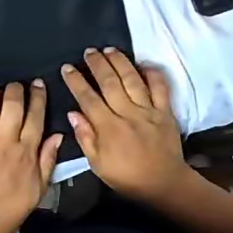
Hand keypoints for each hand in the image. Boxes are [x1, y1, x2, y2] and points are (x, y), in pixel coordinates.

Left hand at [0, 80, 61, 232]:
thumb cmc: (11, 209)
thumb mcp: (39, 188)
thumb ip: (48, 160)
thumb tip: (58, 135)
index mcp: (26, 151)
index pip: (35, 115)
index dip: (38, 96)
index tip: (38, 84)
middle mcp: (4, 141)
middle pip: (11, 104)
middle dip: (15, 89)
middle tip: (16, 86)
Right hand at [61, 47, 192, 203]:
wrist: (162, 183)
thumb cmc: (126, 177)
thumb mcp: (98, 164)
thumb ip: (85, 137)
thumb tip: (73, 113)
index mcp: (108, 127)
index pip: (88, 98)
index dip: (76, 81)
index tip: (67, 68)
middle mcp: (127, 113)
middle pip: (110, 82)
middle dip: (97, 64)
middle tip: (88, 52)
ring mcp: (148, 110)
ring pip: (132, 80)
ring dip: (120, 62)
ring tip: (109, 50)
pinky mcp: (165, 111)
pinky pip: (160, 87)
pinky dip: (152, 73)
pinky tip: (142, 64)